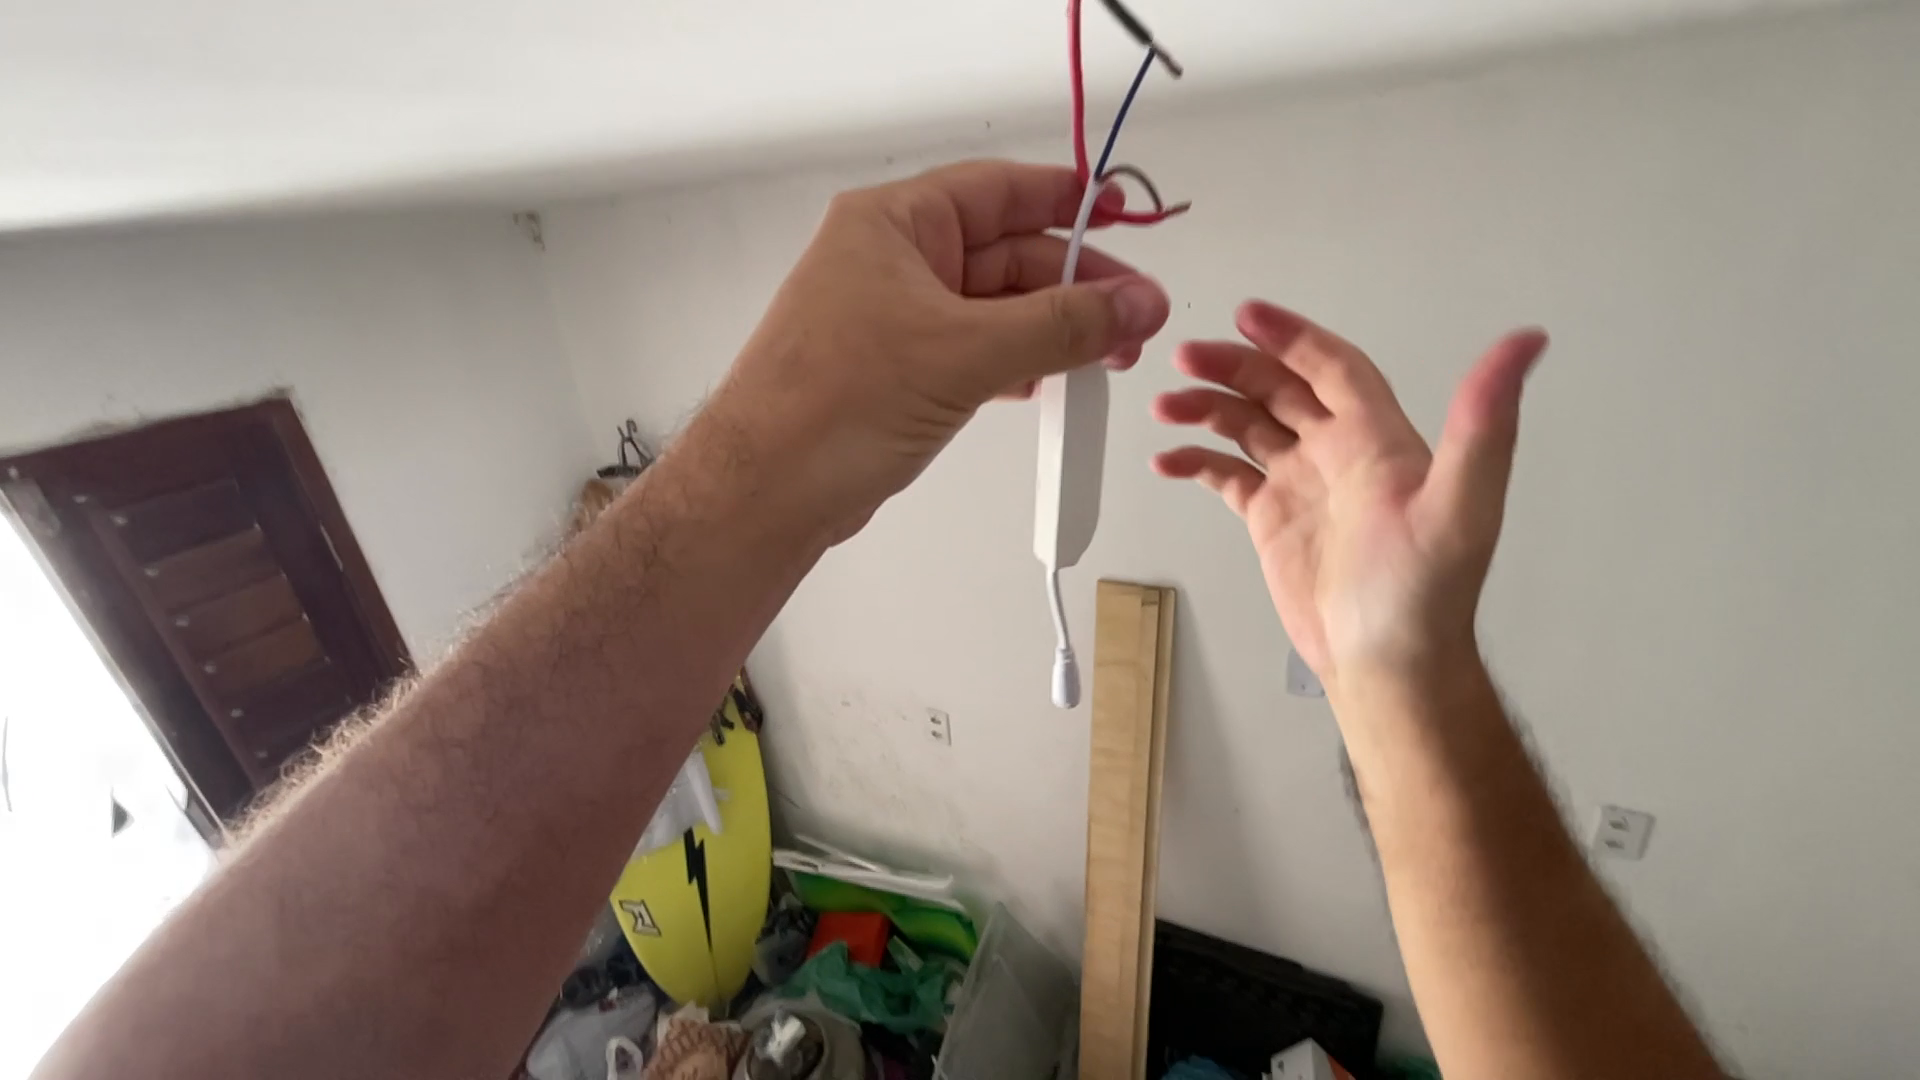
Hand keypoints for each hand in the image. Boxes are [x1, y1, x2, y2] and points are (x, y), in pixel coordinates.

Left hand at [707, 160, 1169, 542]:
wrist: (770, 491)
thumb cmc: (839, 405)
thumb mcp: (963, 353)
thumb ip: (1060, 326)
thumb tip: (1139, 304)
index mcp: (895, 224)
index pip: (1000, 192)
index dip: (1068, 202)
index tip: (1125, 221)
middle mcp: (895, 263)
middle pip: (1008, 257)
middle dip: (1076, 287)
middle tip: (1137, 321)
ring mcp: (898, 321)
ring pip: (996, 311)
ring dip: (1054, 332)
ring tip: (1113, 356)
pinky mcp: (902, 373)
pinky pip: (977, 354)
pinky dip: (1019, 366)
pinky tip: (1056, 384)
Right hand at [1153, 301, 1545, 691]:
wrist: (1383, 661)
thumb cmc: (1419, 592)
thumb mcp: (1459, 510)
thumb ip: (1482, 427)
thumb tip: (1526, 340)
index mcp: (1377, 439)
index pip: (1331, 368)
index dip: (1291, 337)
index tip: (1243, 315)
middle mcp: (1335, 450)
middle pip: (1277, 389)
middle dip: (1232, 367)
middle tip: (1183, 358)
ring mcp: (1299, 482)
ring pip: (1246, 426)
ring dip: (1206, 410)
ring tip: (1165, 408)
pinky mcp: (1269, 516)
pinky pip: (1227, 475)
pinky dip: (1196, 462)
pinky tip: (1166, 462)